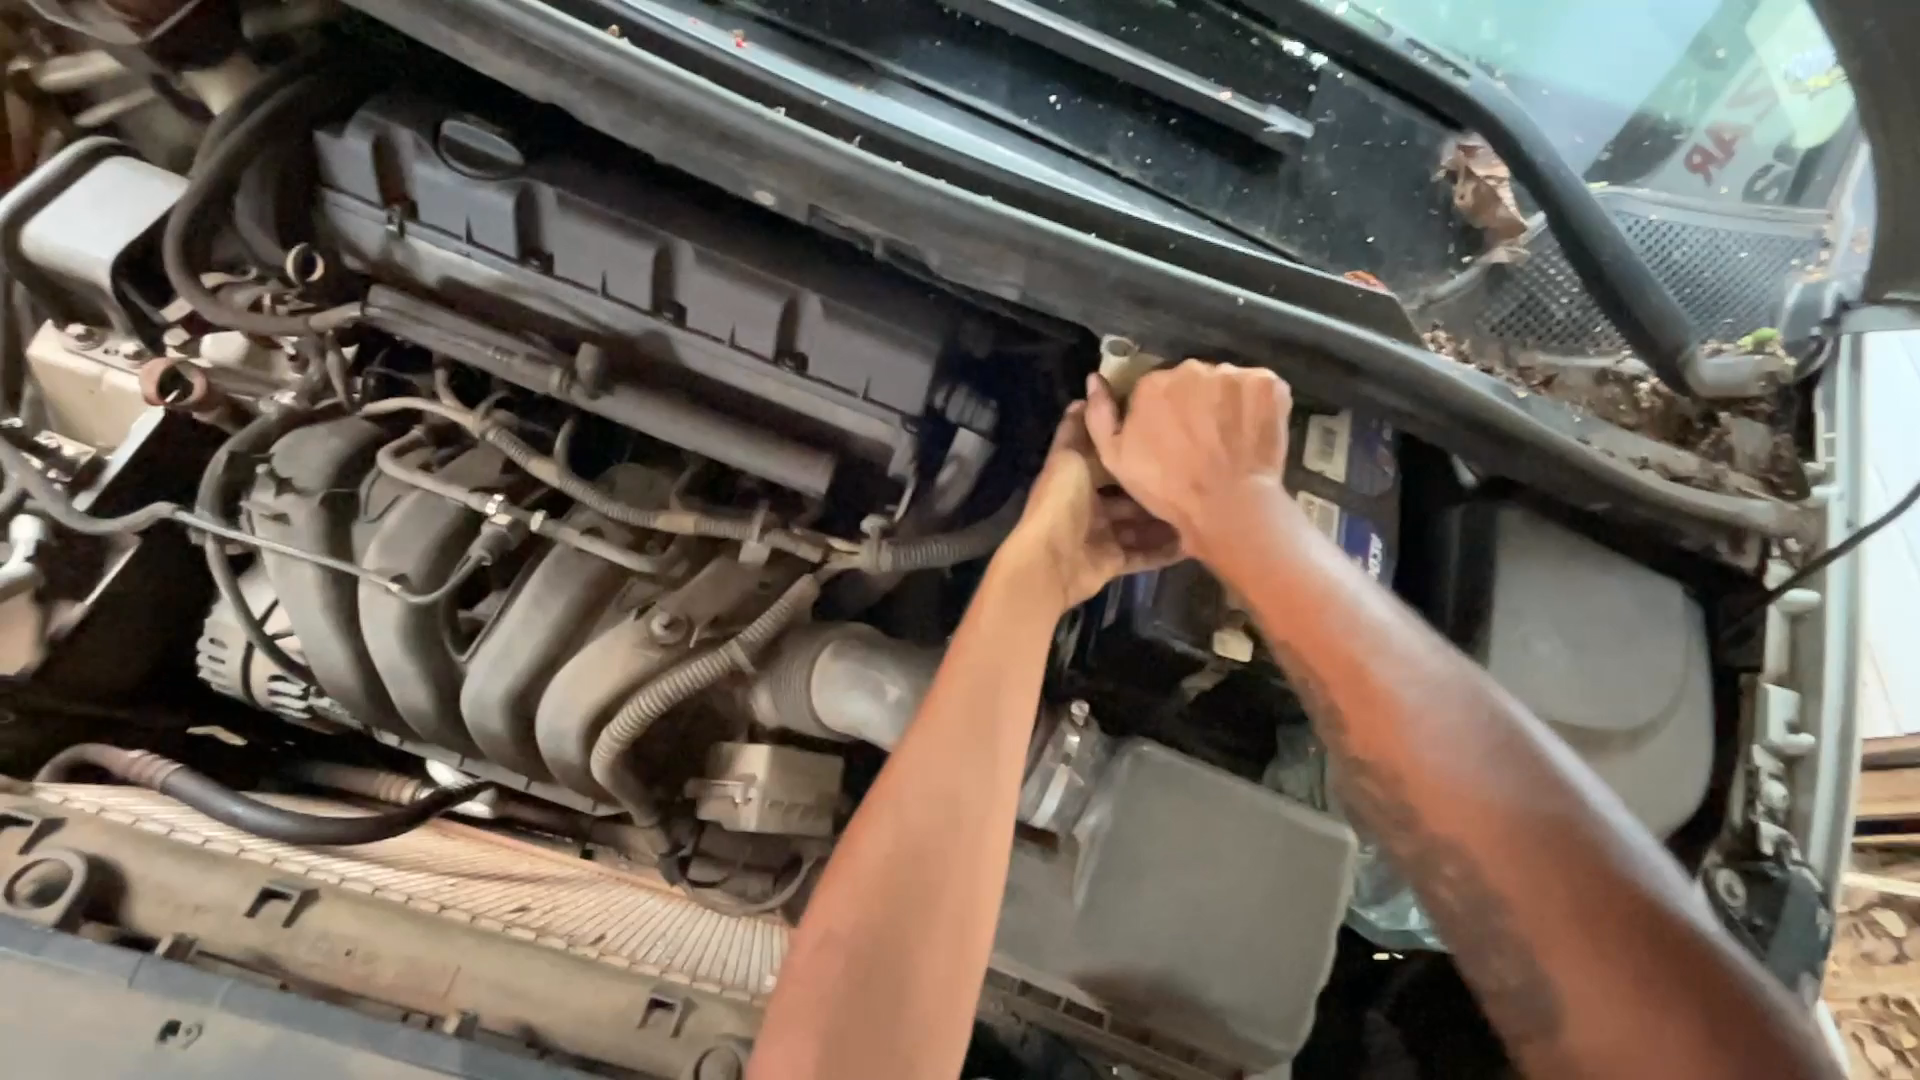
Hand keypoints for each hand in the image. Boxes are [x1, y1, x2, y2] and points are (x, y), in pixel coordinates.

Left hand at [996, 402, 1183, 613]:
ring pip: (1139, 526)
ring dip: (1164, 520)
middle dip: (1154, 489)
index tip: (1163, 436)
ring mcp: (1101, 537)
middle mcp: (1089, 506)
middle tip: (1194, 477)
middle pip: (1128, 496)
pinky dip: (1165, 551)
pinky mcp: (1112, 563)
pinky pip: (1143, 555)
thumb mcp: (1069, 457)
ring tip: (1201, 508)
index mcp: (1075, 478)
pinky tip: (1193, 542)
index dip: (1129, 450)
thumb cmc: (1060, 502)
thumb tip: (1085, 394)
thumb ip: (1079, 430)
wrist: (1049, 561)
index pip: (1107, 461)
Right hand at [1084, 360, 1293, 562]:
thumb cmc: (1165, 487)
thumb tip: (1094, 379)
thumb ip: (1100, 415)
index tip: (1171, 438)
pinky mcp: (1269, 384)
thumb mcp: (1115, 458)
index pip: (1157, 389)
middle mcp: (1191, 369)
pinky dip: (1258, 405)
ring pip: (1227, 383)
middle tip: (1202, 440)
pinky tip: (1252, 432)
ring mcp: (1234, 375)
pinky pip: (1260, 388)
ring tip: (1230, 439)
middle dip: (1196, 404)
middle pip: (1193, 380)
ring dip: (1227, 403)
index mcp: (1152, 384)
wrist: (1226, 505)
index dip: (1164, 414)